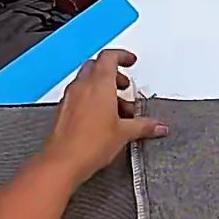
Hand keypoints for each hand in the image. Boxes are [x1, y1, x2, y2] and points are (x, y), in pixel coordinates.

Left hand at [38, 50, 166, 182]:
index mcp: (99, 84)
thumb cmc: (89, 143)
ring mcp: (69, 99)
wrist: (62, 163)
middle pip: (96, 66)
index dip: (122, 55)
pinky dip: (91, 100)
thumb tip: (157, 126)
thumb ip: (144, 126)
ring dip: (102, 88)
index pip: (109, 57)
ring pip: (86, 82)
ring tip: (118, 107)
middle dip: (113, 72)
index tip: (131, 61)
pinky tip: (102, 118)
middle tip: (125, 85)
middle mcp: (81, 87)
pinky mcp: (63, 112)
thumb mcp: (125, 133)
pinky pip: (78, 97)